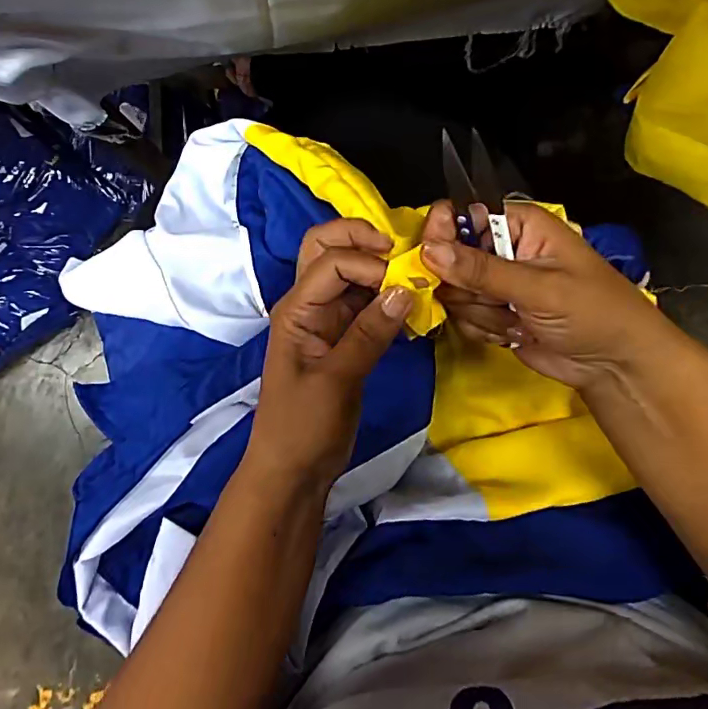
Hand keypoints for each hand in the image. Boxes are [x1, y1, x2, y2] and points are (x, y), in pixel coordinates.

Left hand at [246, 219, 412, 489]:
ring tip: (415, 274)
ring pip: (348, 272)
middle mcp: (308, 304)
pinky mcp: (343, 336)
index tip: (404, 281)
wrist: (292, 470)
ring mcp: (326, 318)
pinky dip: (386, 296)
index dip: (367, 262)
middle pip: (327, 248)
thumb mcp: (336, 381)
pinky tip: (412, 307)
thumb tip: (405, 289)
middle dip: (361, 238)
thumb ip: (368, 334)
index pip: (331, 262)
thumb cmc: (302, 426)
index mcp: (296, 308)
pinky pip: (364, 302)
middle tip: (402, 250)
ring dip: (378, 266)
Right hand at [422, 201, 687, 387]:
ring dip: (478, 311)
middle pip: (447, 254)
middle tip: (495, 301)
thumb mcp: (541, 288)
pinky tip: (512, 334)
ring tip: (515, 321)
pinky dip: (481, 328)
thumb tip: (428, 251)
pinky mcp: (490, 311)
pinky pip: (460, 314)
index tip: (434, 261)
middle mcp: (500, 246)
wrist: (617, 367)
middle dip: (464, 285)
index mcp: (517, 223)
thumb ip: (483, 271)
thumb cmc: (594, 313)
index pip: (460, 213)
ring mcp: (493, 281)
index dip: (441, 233)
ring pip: (451, 289)